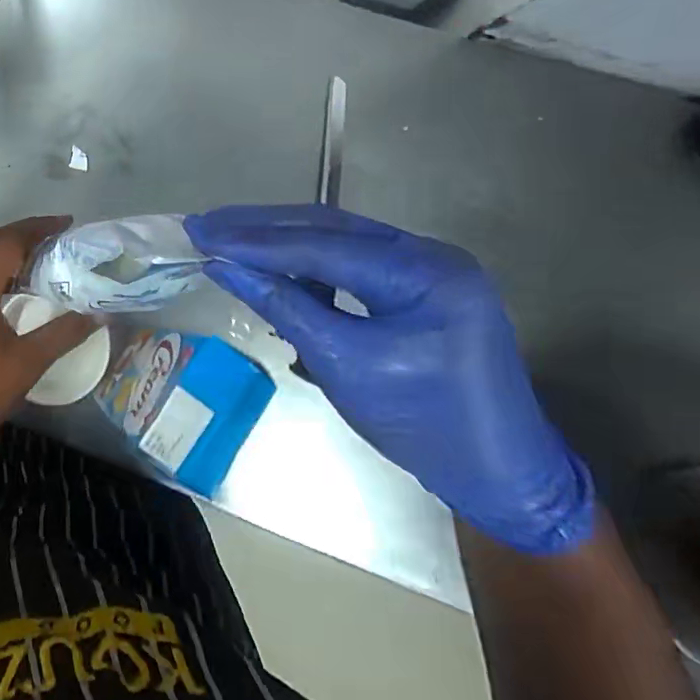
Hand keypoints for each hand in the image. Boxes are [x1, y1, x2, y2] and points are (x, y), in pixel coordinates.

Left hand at [0, 216, 97, 459]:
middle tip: (60, 237)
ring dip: (10, 250)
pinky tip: (19, 289)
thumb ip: (63, 333)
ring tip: (44, 257)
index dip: (39, 228)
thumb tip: (99, 314)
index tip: (68, 225)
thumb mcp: (27, 363)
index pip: (8, 241)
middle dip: (25, 233)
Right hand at [184, 204, 595, 554]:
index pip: (320, 244)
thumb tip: (222, 269)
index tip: (200, 232)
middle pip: (330, 227)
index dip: (253, 241)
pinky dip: (310, 267)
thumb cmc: (423, 425)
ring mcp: (427, 269)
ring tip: (229, 244)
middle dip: (262, 228)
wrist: (499, 474)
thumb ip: (283, 307)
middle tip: (205, 225)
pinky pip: (354, 264)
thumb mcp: (343, 365)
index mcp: (421, 272)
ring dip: (282, 243)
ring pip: (340, 241)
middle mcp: (428, 255)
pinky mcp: (419, 288)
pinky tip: (276, 274)